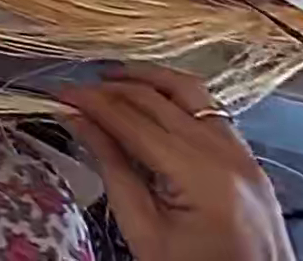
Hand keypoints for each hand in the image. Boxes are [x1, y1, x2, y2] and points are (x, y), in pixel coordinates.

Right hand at [58, 64, 292, 260]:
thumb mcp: (140, 224)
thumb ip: (108, 162)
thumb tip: (70, 114)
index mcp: (197, 174)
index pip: (126, 117)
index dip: (85, 100)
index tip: (53, 93)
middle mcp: (225, 155)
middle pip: (152, 98)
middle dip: (105, 89)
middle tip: (72, 94)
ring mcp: (244, 155)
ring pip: (186, 90)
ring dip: (143, 78)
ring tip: (110, 81)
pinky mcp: (249, 160)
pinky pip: (208, 108)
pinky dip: (172, 95)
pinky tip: (149, 102)